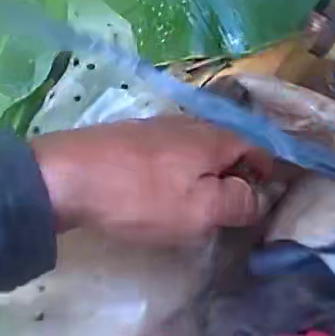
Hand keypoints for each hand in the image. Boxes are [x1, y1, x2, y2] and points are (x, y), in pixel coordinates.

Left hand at [29, 117, 274, 245]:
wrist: (68, 175)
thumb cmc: (142, 196)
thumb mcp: (199, 210)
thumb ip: (237, 203)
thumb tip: (257, 197)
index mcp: (215, 138)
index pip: (258, 150)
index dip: (266, 177)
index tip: (262, 205)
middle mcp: (191, 124)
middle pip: (227, 148)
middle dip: (234, 176)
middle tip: (228, 211)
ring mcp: (158, 126)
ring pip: (196, 150)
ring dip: (203, 174)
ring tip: (195, 205)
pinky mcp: (132, 136)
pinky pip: (169, 153)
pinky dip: (177, 171)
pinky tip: (160, 190)